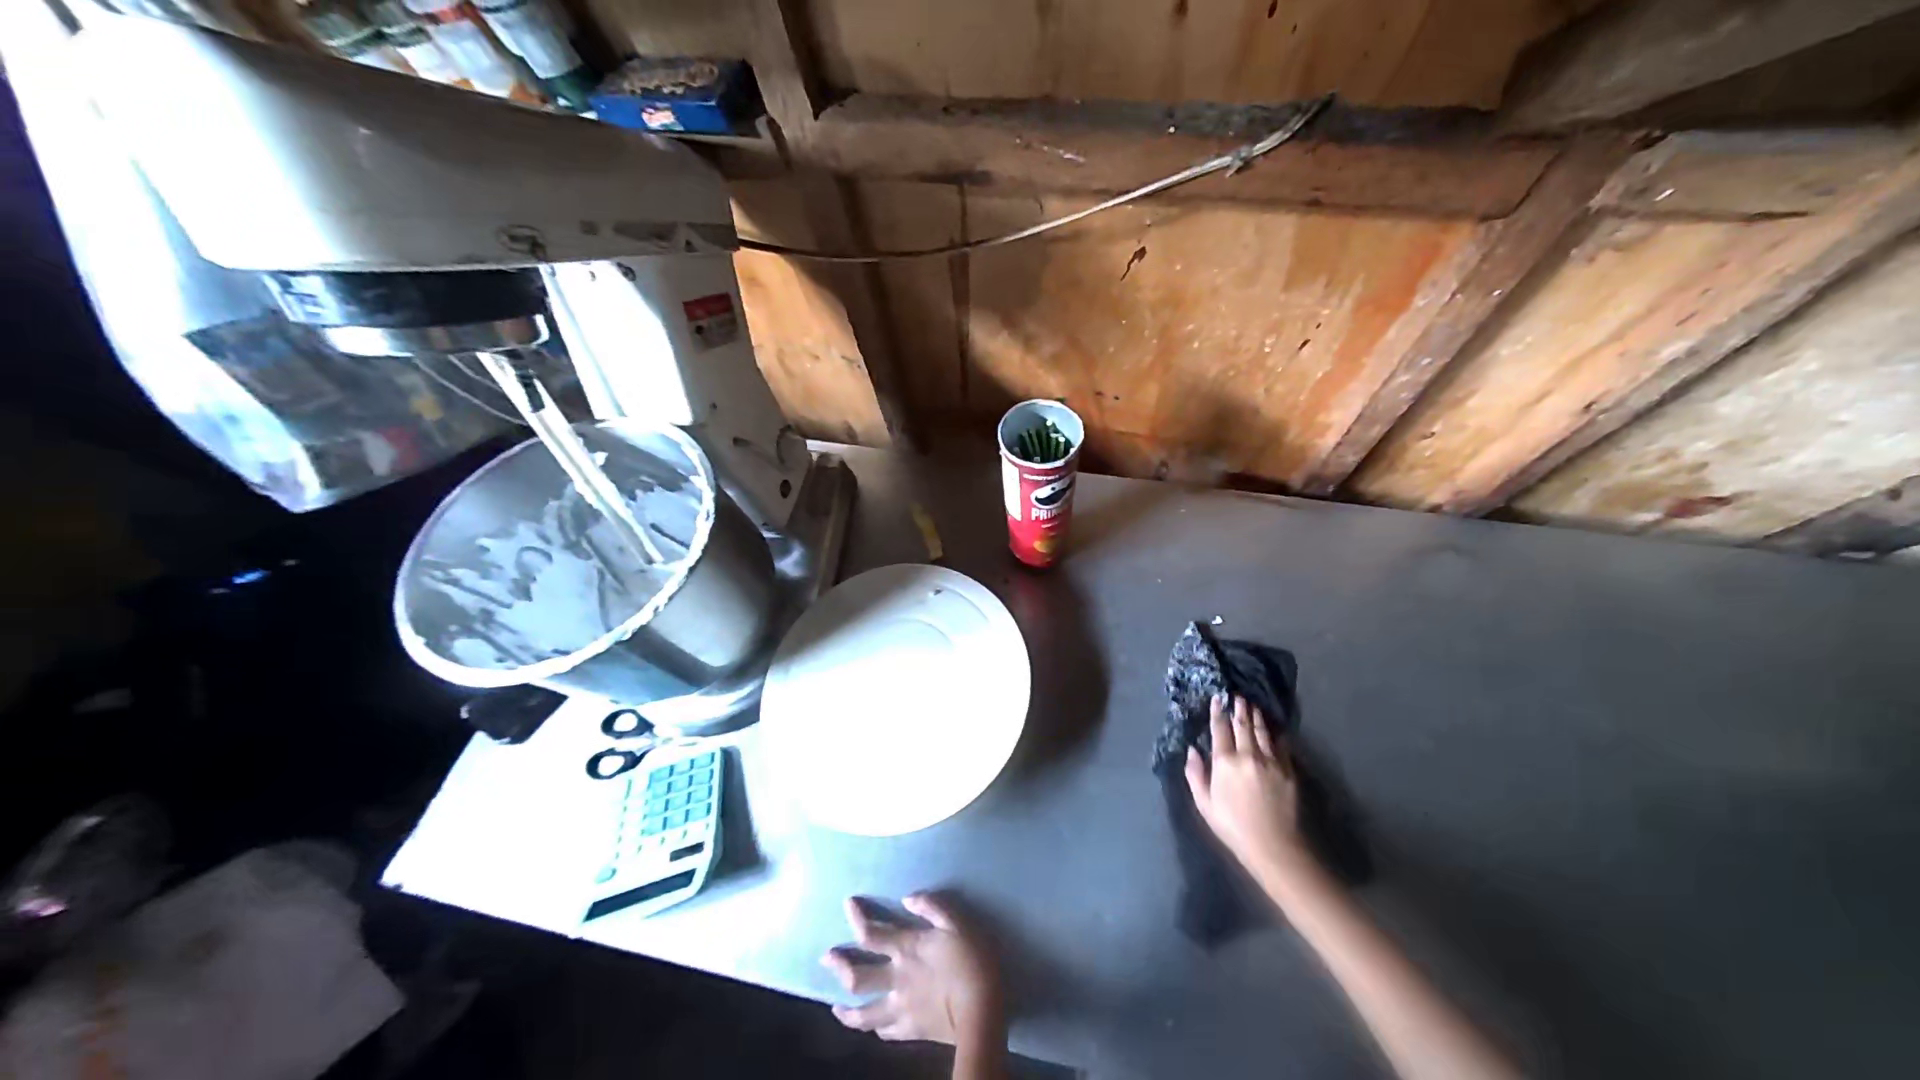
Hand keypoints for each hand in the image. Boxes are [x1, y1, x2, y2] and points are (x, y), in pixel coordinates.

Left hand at [824, 893, 1003, 1045]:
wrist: (982, 1011)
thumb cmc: (973, 961)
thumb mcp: (958, 924)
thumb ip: (933, 908)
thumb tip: (907, 898)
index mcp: (906, 949)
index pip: (871, 933)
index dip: (856, 917)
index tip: (847, 904)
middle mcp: (896, 978)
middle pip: (856, 976)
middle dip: (838, 966)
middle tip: (826, 958)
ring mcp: (900, 1008)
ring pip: (864, 1014)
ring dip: (846, 1011)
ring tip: (836, 1007)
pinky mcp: (911, 1031)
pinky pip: (886, 1032)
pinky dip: (876, 1028)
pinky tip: (872, 1027)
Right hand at [1184, 693, 1312, 881]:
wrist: (1274, 846)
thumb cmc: (1232, 826)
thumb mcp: (1204, 803)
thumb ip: (1195, 774)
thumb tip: (1192, 750)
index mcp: (1225, 762)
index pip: (1220, 729)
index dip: (1218, 712)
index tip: (1218, 698)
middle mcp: (1248, 755)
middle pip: (1243, 725)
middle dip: (1239, 709)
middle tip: (1238, 697)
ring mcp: (1271, 761)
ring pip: (1262, 732)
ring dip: (1256, 717)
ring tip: (1253, 706)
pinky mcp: (1288, 770)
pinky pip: (1281, 745)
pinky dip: (1275, 733)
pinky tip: (1274, 729)